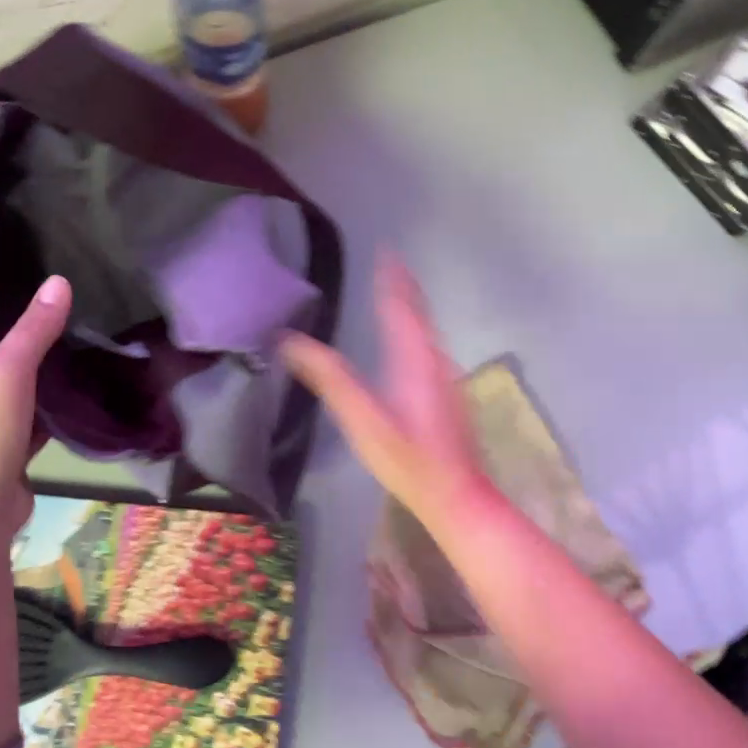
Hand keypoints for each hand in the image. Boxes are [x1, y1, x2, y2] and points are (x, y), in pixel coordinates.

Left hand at [0, 275, 72, 560]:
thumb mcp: (6, 375)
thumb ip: (33, 330)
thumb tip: (59, 281)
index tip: (35, 268)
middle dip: (33, 329)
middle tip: (75, 296)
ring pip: (21, 383)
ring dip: (48, 367)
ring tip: (88, 329)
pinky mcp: (7, 448)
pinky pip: (35, 414)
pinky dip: (56, 402)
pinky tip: (86, 381)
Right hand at [281, 257, 489, 526]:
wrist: (458, 496)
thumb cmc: (409, 460)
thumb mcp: (362, 420)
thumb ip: (329, 379)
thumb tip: (289, 342)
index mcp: (414, 358)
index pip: (401, 306)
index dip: (393, 279)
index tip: (387, 251)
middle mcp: (436, 359)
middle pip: (419, 314)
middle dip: (404, 288)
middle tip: (390, 265)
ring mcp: (448, 377)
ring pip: (428, 331)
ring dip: (412, 309)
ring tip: (397, 292)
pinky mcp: (451, 395)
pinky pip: (431, 347)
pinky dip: (417, 331)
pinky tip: (410, 343)